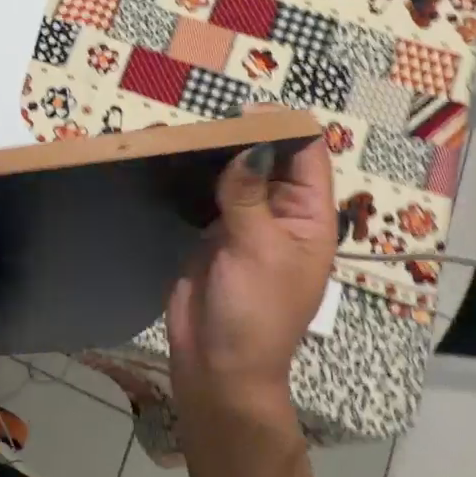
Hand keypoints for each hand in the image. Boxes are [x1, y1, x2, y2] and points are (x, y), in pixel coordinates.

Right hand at [167, 133, 336, 422]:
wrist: (218, 364)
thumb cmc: (254, 312)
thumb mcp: (257, 251)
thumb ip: (249, 196)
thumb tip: (248, 145)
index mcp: (309, 218)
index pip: (306, 157)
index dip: (281, 129)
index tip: (240, 112)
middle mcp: (278, 214)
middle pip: (266, 160)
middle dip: (239, 137)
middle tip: (198, 121)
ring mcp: (242, 224)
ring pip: (231, 175)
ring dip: (210, 155)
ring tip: (178, 134)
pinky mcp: (209, 234)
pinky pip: (203, 195)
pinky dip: (189, 177)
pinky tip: (167, 162)